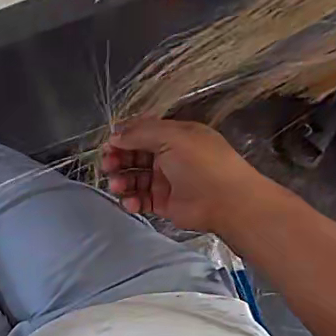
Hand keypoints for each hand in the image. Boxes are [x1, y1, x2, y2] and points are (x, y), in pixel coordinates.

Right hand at [101, 117, 286, 233]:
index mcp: (175, 135)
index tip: (109, 144)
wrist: (227, 201)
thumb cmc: (202, 163)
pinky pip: (142, 200)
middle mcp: (170, 156)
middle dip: (119, 159)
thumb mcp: (173, 137)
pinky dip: (132, 200)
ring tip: (116, 186)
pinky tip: (129, 202)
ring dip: (122, 181)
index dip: (124, 137)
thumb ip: (141, 133)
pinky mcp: (166, 203)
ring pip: (136, 179)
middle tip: (107, 166)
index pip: (143, 132)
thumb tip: (115, 135)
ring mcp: (167, 181)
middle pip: (136, 155)